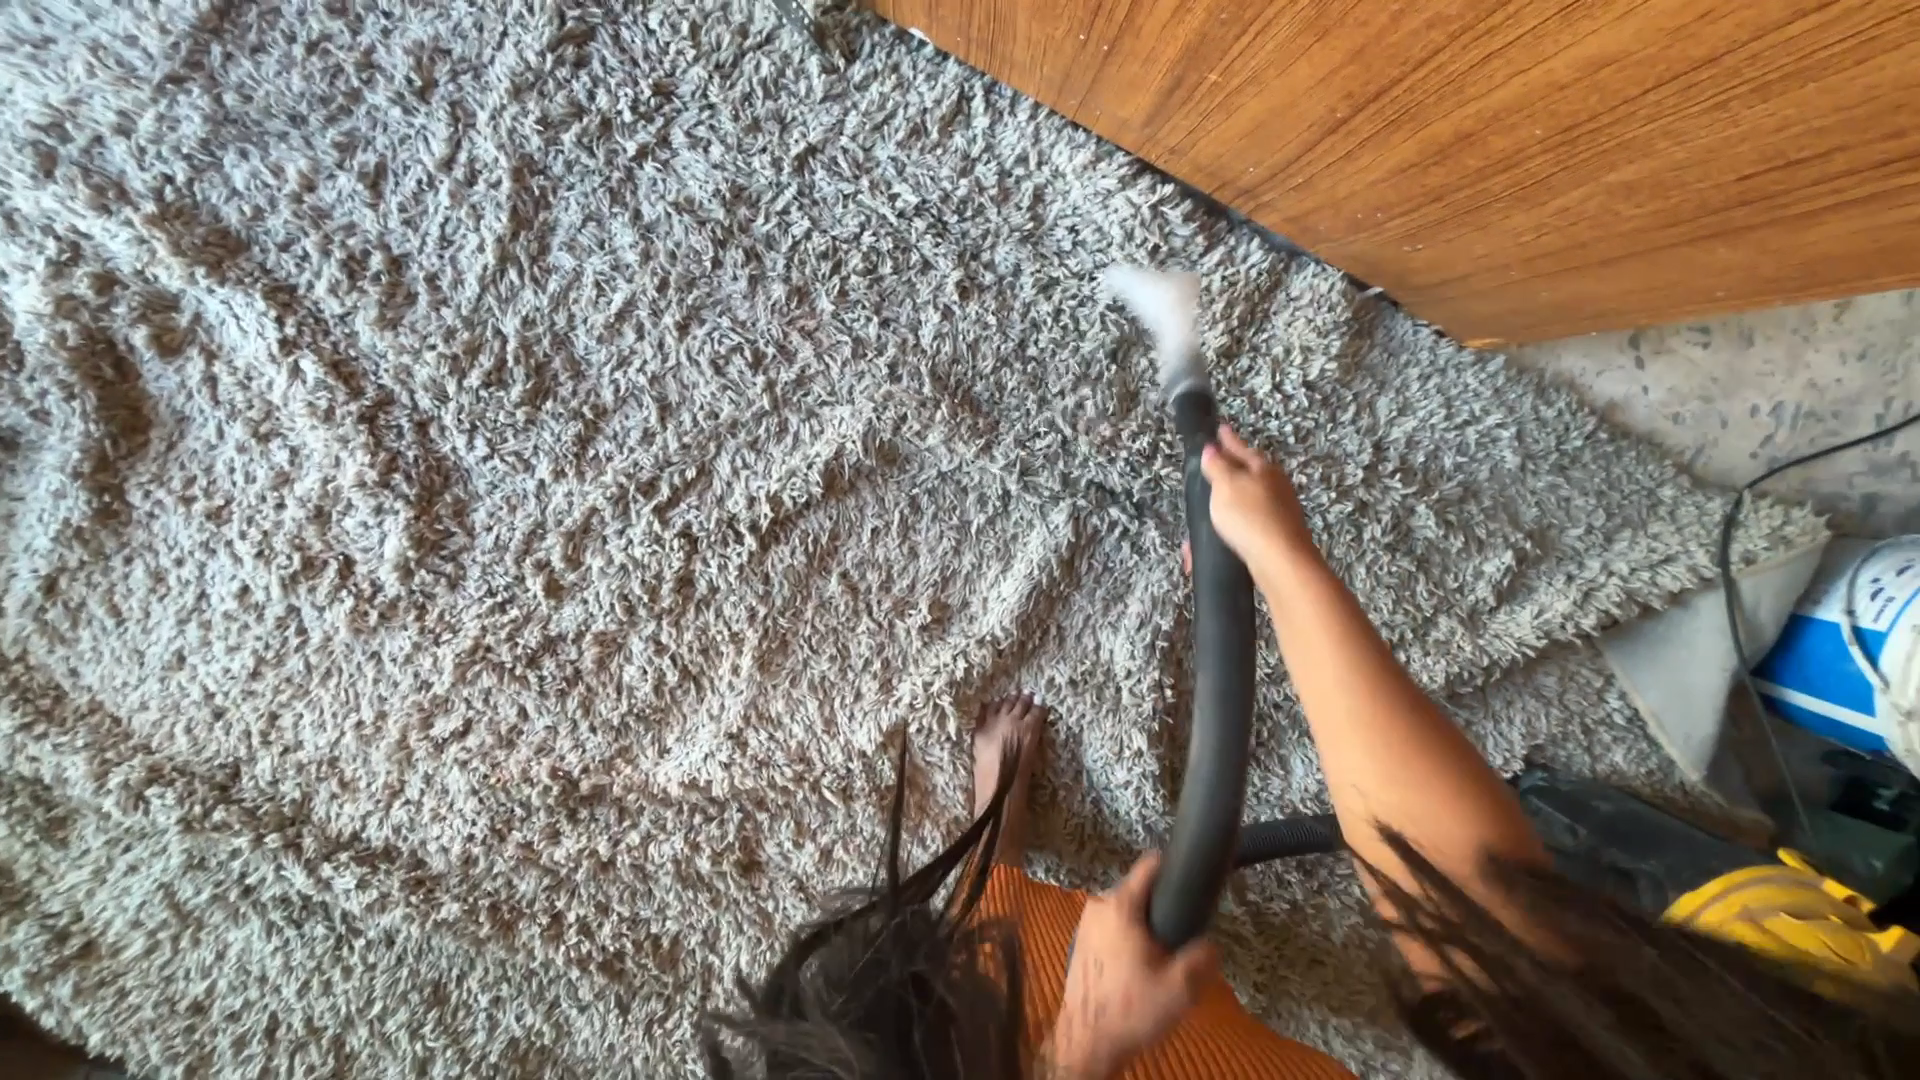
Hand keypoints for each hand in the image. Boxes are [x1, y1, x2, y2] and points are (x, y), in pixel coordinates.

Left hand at [1042, 853, 1220, 1079]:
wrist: (1086, 1041)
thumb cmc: (1131, 1008)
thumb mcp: (1179, 989)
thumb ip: (1201, 958)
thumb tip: (1210, 943)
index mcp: (1120, 904)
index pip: (1150, 865)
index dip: (1173, 869)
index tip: (1191, 882)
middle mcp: (1099, 904)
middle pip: (1138, 891)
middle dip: (1160, 909)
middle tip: (1178, 937)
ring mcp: (1085, 922)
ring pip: (1124, 911)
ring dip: (1142, 927)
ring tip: (1159, 958)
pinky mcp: (1080, 941)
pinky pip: (1110, 928)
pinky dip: (1126, 938)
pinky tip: (1136, 968)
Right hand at [1199, 424, 1316, 574]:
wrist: (1281, 560)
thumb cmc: (1251, 517)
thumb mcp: (1226, 486)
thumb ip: (1217, 467)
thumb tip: (1210, 449)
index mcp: (1262, 469)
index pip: (1242, 448)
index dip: (1228, 439)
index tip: (1220, 428)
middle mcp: (1274, 486)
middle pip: (1249, 472)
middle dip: (1230, 469)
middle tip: (1215, 463)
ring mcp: (1278, 510)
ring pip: (1247, 499)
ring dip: (1229, 501)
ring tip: (1211, 505)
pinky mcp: (1276, 533)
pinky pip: (1247, 523)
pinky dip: (1232, 524)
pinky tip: (1220, 534)